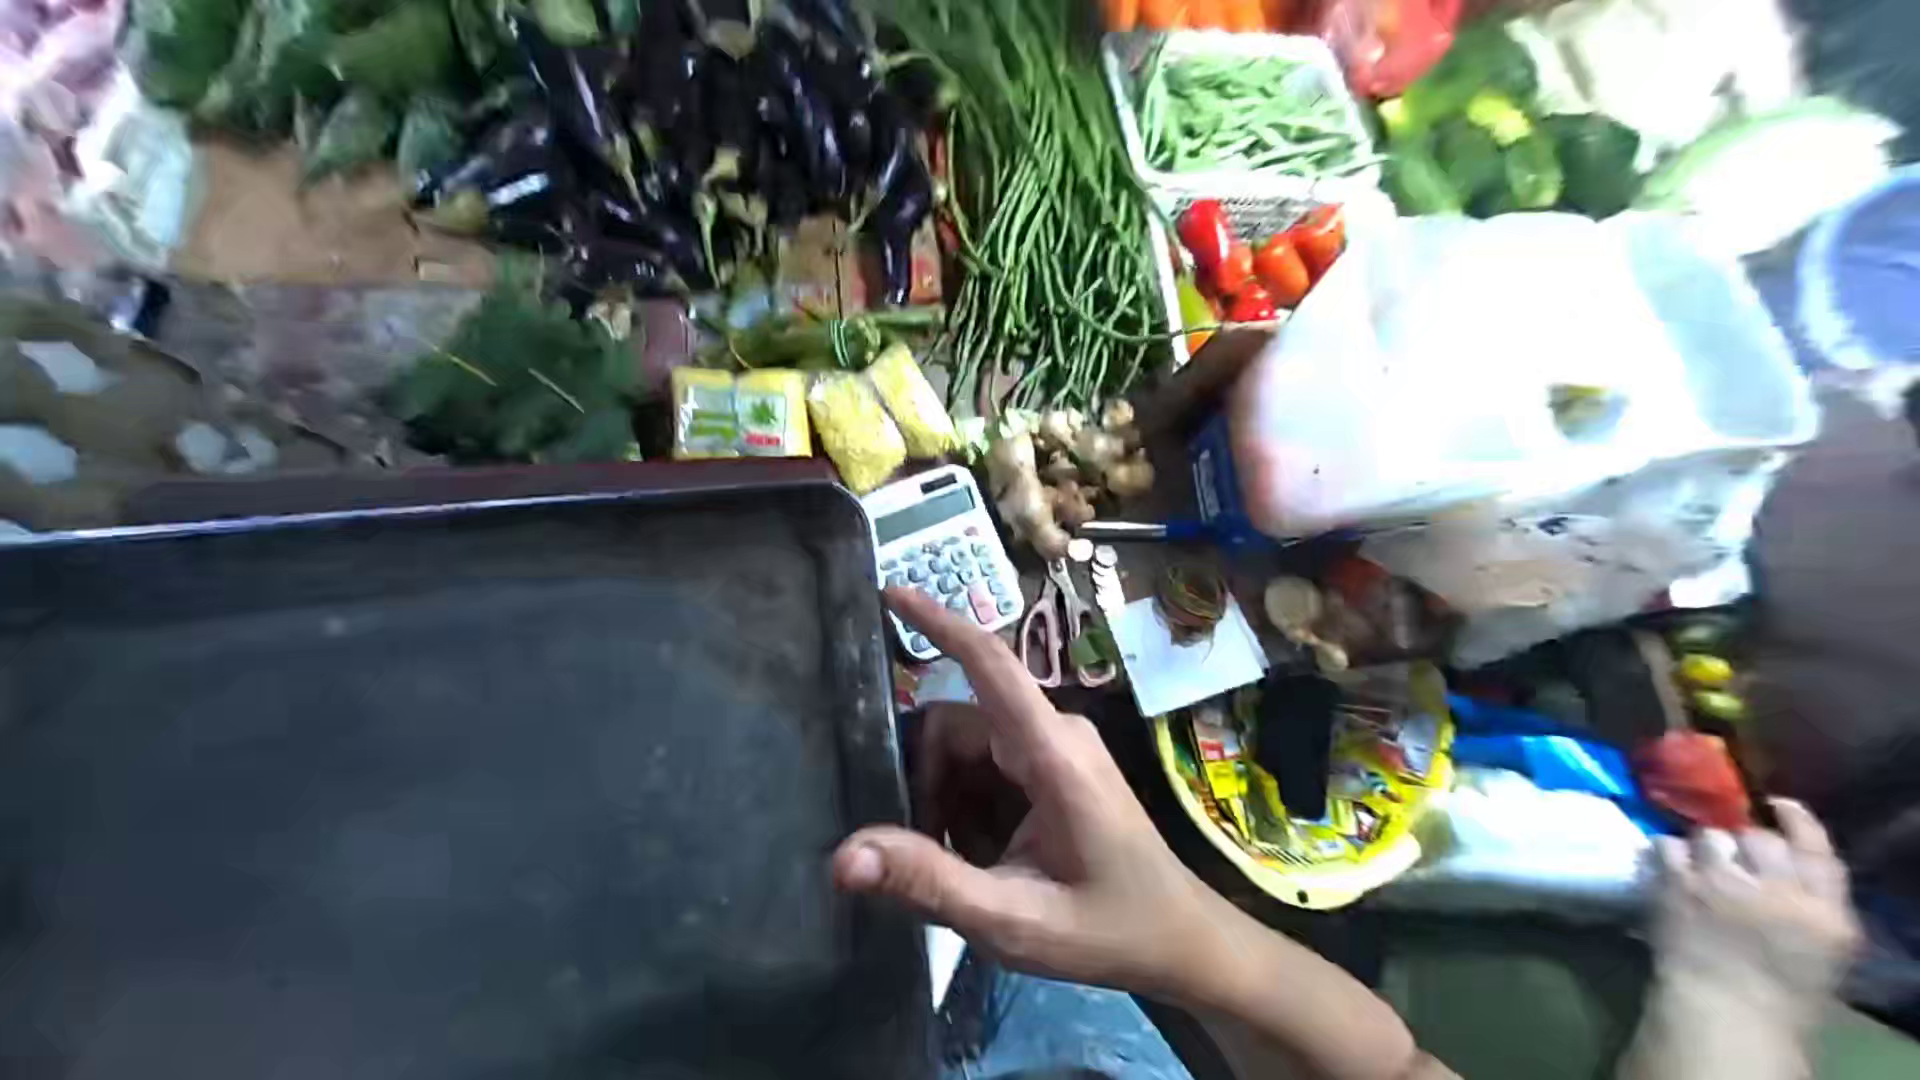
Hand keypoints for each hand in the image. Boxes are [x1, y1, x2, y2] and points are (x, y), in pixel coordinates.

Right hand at [832, 587, 1225, 999]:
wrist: (1179, 940)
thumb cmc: (1109, 930)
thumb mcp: (1015, 920)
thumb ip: (931, 884)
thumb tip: (845, 856)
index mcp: (1052, 751)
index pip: (990, 663)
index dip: (938, 622)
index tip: (889, 594)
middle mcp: (1053, 730)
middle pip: (957, 723)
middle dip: (927, 781)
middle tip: (922, 851)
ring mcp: (1054, 744)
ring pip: (966, 746)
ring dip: (945, 799)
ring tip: (961, 864)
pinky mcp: (1052, 762)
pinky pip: (986, 763)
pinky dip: (966, 804)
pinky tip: (981, 855)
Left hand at [1650, 799, 1860, 1009]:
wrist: (1729, 1003)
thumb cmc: (1784, 989)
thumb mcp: (1823, 948)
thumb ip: (1807, 903)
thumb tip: (1783, 869)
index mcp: (1829, 913)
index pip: (1817, 852)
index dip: (1797, 822)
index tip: (1779, 803)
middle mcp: (1778, 889)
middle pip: (1757, 837)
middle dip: (1742, 841)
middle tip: (1730, 857)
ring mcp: (1722, 881)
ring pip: (1709, 836)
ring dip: (1703, 846)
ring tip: (1699, 866)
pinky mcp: (1677, 881)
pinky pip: (1667, 844)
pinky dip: (1667, 851)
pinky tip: (1668, 865)